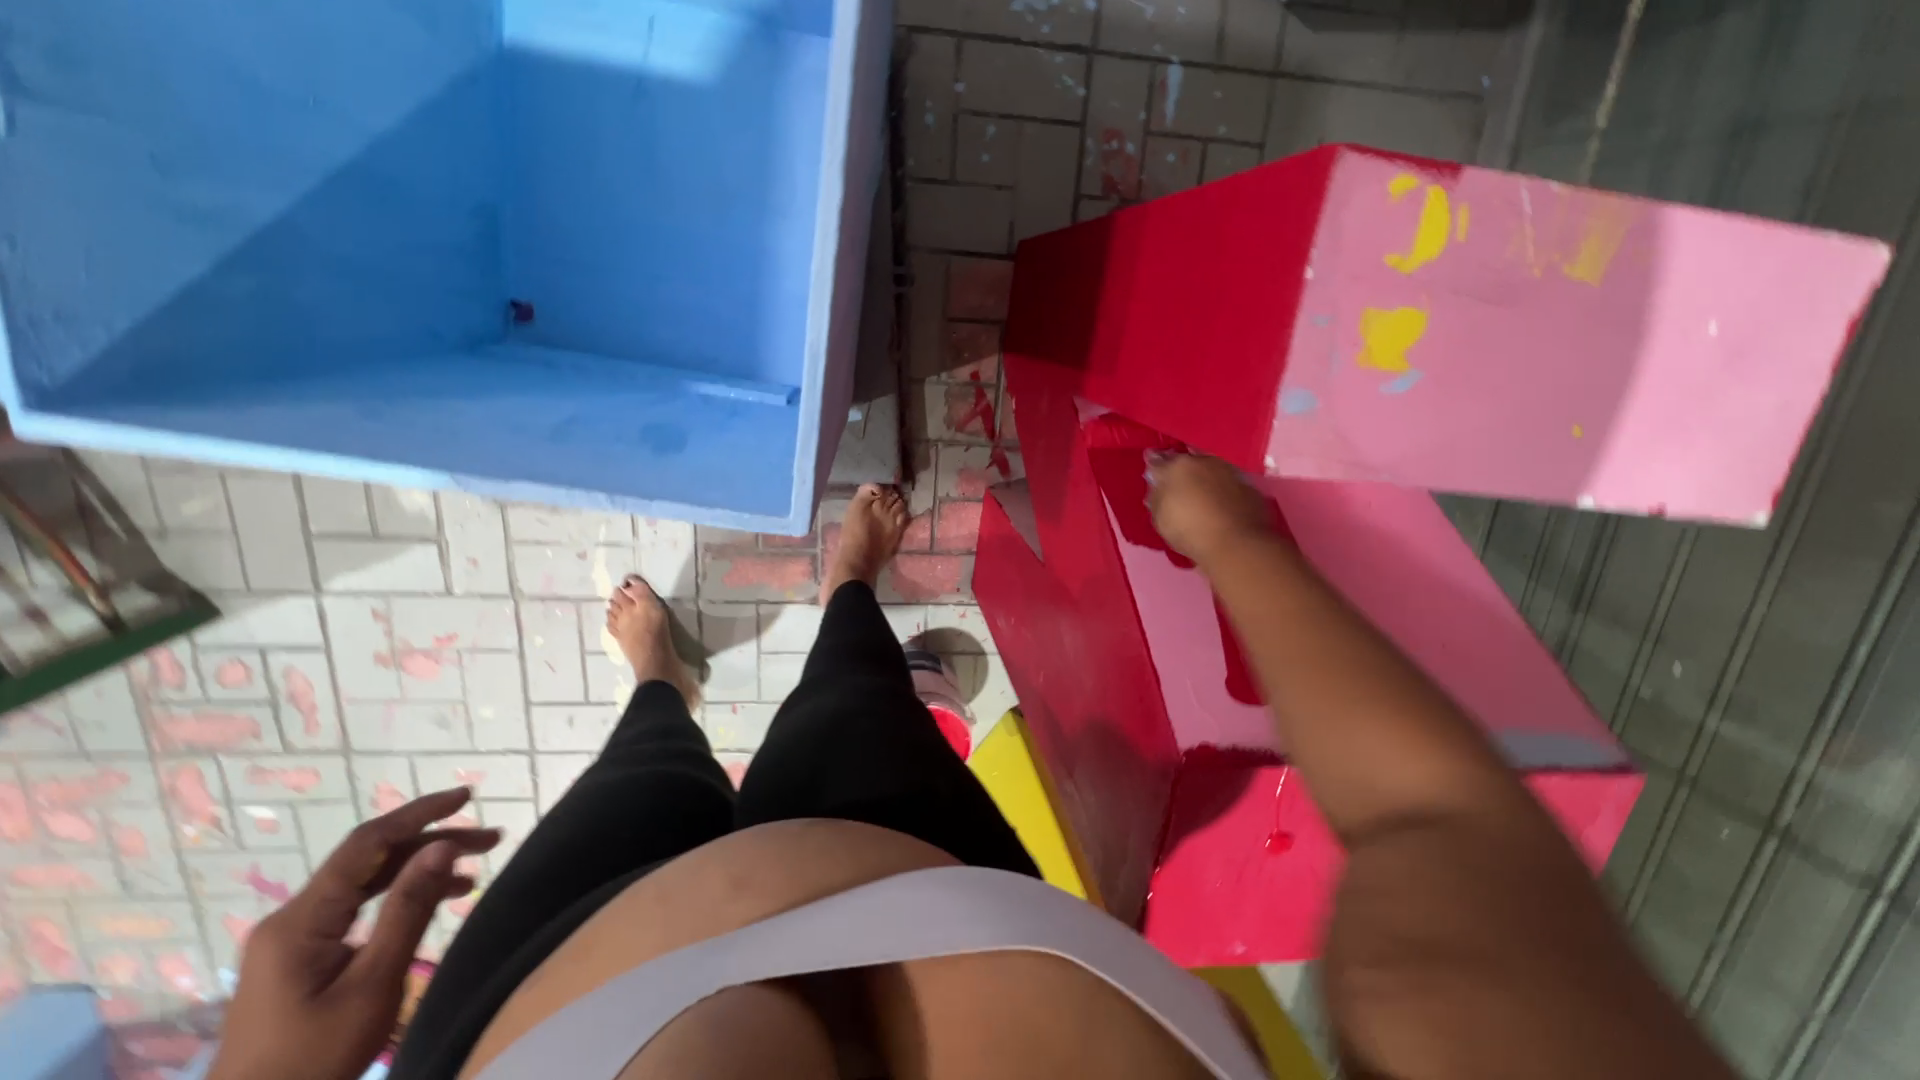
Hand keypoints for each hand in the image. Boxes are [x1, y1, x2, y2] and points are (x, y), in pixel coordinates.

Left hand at [209, 788, 500, 1079]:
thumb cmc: (315, 1058)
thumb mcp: (374, 984)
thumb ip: (408, 910)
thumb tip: (442, 846)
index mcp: (302, 919)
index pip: (367, 844)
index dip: (419, 814)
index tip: (467, 797)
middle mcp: (292, 918)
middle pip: (370, 861)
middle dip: (431, 843)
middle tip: (491, 841)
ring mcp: (293, 938)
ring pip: (365, 884)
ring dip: (419, 870)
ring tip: (474, 872)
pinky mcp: (300, 958)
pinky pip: (356, 909)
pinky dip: (398, 897)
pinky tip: (434, 902)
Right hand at [1147, 453, 1278, 562]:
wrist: (1236, 543)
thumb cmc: (1188, 529)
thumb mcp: (1159, 517)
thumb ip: (1157, 496)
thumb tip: (1158, 485)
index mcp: (1177, 466)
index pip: (1159, 458)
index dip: (1154, 463)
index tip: (1153, 469)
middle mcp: (1205, 461)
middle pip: (1189, 459)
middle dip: (1182, 468)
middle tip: (1178, 482)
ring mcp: (1230, 471)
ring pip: (1212, 469)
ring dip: (1205, 477)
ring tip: (1201, 494)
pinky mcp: (1250, 487)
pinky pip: (1229, 484)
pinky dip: (1223, 491)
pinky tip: (1221, 505)